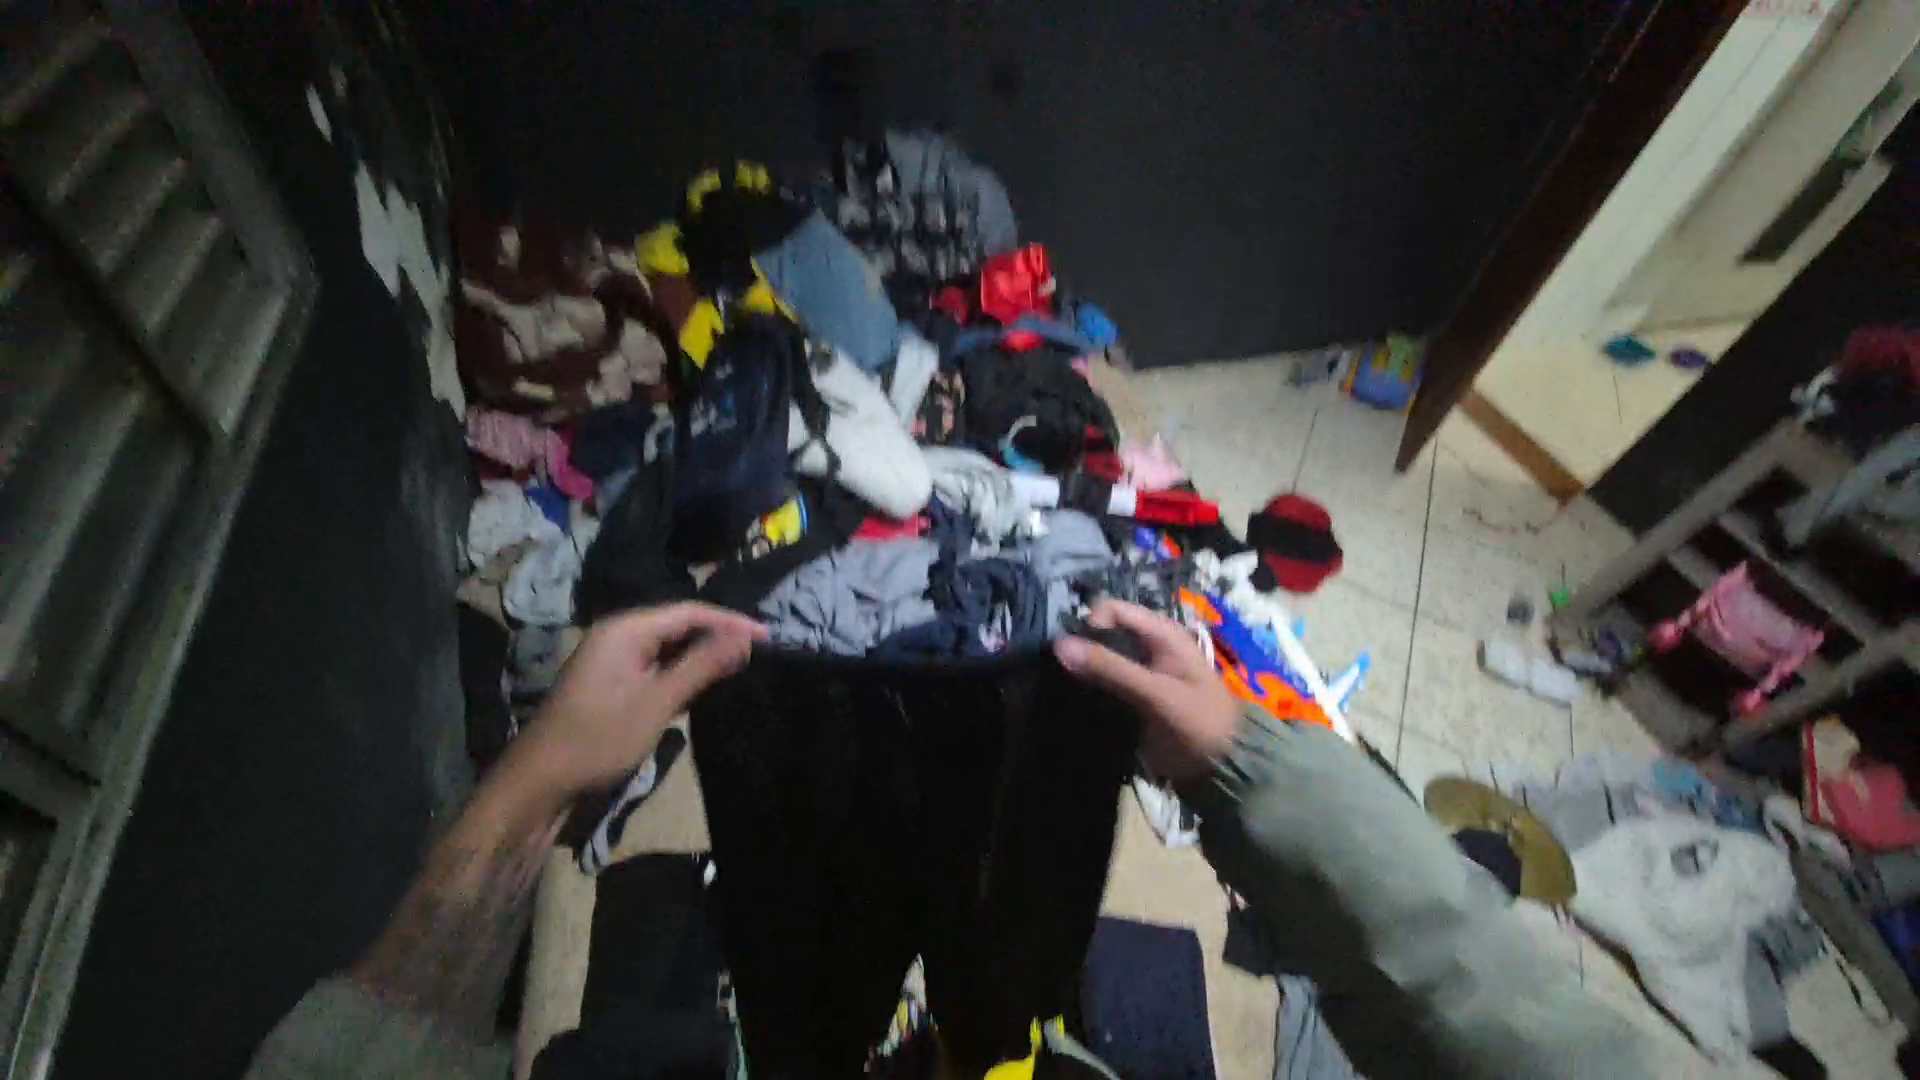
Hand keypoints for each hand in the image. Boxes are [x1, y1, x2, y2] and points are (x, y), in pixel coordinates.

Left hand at [497, 603, 767, 811]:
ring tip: (743, 663)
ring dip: (705, 654)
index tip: (768, 636)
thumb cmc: (598, 739)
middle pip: (681, 624)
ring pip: (671, 646)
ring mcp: (615, 659)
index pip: (690, 612)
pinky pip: (659, 664)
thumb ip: (702, 666)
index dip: (731, 621)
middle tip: (760, 650)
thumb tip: (745, 638)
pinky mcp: (615, 682)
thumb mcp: (657, 702)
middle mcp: (619, 635)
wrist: (540, 784)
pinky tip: (708, 683)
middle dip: (720, 635)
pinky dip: (685, 671)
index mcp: (625, 630)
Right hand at [1053, 598, 1238, 779]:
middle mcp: (1150, 645)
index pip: (1113, 609)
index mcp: (1162, 633)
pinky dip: (1091, 686)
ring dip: (1084, 668)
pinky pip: (1105, 681)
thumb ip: (1110, 668)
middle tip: (1065, 671)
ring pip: (1102, 657)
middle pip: (1104, 631)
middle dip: (1083, 646)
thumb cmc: (1197, 722)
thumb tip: (1059, 645)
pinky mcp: (1134, 694)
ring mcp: (1142, 670)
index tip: (1075, 653)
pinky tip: (1077, 698)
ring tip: (1066, 685)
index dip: (1090, 624)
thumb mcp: (1155, 693)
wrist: (1223, 769)